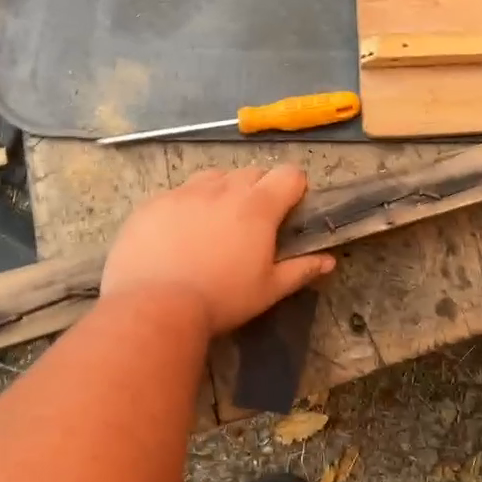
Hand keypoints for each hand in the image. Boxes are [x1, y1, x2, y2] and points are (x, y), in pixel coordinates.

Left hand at [100, 166, 334, 337]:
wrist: (152, 309)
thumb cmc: (221, 300)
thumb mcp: (268, 290)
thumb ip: (301, 270)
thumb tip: (330, 261)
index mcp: (259, 206)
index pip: (289, 174)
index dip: (294, 188)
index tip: (288, 209)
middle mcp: (224, 189)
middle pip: (252, 172)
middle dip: (258, 189)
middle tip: (251, 222)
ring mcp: (185, 193)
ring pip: (213, 177)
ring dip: (221, 191)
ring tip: (213, 222)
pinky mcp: (152, 203)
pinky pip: (177, 193)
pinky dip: (185, 205)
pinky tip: (176, 234)